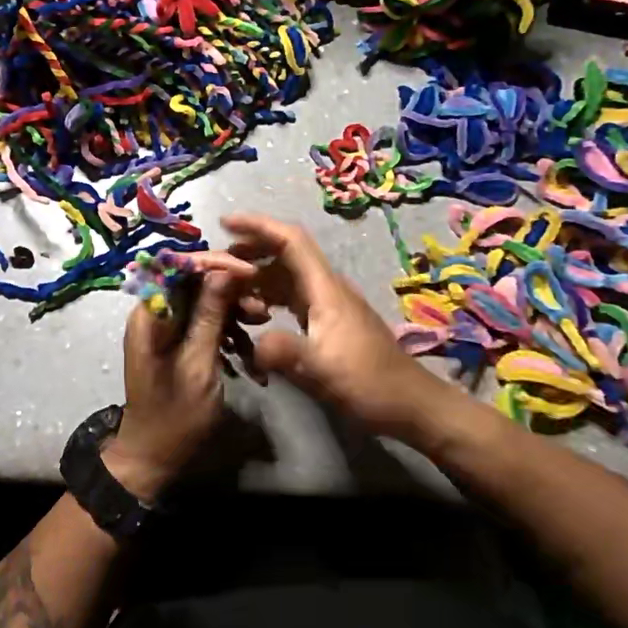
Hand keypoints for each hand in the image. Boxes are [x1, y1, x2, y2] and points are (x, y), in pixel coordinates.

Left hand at [106, 268, 246, 501]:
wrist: (154, 456)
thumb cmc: (175, 415)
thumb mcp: (198, 364)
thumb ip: (210, 315)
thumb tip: (223, 270)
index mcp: (149, 313)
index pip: (179, 266)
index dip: (214, 263)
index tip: (251, 272)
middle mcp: (153, 312)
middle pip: (193, 281)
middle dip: (229, 288)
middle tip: (261, 306)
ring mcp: (164, 326)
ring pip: (202, 300)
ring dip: (232, 309)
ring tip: (261, 322)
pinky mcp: (176, 341)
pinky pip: (203, 321)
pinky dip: (226, 329)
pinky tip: (248, 348)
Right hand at [222, 213, 447, 436]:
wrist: (410, 404)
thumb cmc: (370, 384)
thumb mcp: (323, 372)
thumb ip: (287, 353)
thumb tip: (255, 344)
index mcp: (325, 289)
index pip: (291, 241)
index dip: (258, 226)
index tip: (224, 223)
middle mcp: (327, 287)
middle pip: (286, 252)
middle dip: (251, 248)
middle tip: (217, 261)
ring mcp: (328, 303)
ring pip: (287, 274)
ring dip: (258, 273)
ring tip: (228, 285)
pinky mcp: (328, 320)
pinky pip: (292, 295)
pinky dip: (269, 295)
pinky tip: (254, 312)